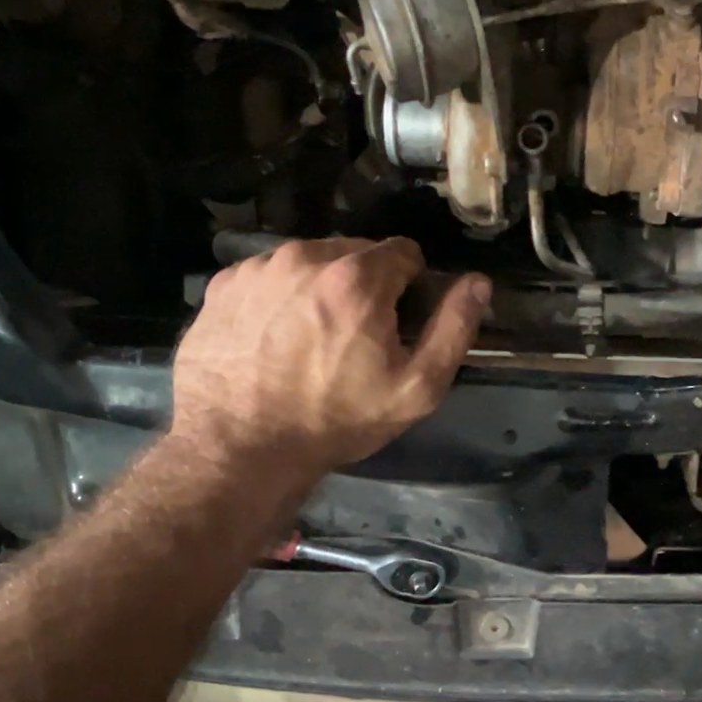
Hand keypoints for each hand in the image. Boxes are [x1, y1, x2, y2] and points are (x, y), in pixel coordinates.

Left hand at [170, 237, 488, 478]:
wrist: (239, 450)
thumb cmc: (336, 420)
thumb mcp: (416, 387)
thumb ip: (454, 327)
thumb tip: (478, 282)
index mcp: (357, 277)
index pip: (404, 251)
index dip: (410, 286)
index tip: (399, 322)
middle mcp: (305, 257)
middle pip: (356, 251)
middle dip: (366, 283)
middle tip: (357, 335)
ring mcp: (258, 269)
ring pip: (311, 260)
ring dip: (322, 285)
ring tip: (313, 337)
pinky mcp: (223, 285)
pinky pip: (269, 275)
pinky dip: (280, 295)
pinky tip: (276, 337)